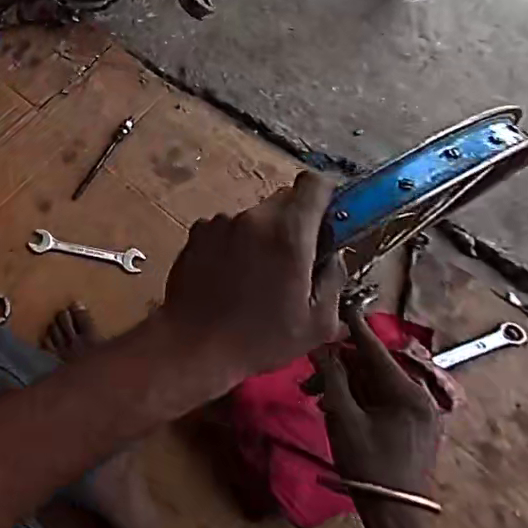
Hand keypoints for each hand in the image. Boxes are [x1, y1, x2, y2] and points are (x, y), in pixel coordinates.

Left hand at [154, 172, 345, 391]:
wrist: (194, 343)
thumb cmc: (261, 338)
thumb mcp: (318, 321)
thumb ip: (333, 278)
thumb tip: (332, 254)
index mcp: (288, 233)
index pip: (314, 184)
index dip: (325, 195)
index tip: (327, 218)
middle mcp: (252, 217)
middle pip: (283, 201)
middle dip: (295, 223)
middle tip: (294, 261)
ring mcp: (220, 221)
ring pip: (254, 217)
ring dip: (261, 236)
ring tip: (256, 276)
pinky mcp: (197, 231)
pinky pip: (226, 228)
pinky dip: (234, 244)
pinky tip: (229, 276)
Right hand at [311, 307, 441, 494]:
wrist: (395, 514)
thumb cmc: (368, 462)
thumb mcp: (342, 415)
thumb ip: (331, 375)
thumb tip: (322, 346)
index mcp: (406, 391)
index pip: (373, 347)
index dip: (352, 325)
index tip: (339, 301)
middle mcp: (419, 395)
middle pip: (371, 364)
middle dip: (339, 365)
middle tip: (309, 376)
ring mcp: (419, 411)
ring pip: (373, 381)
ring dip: (344, 382)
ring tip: (316, 396)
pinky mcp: (413, 423)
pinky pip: (381, 396)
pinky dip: (357, 395)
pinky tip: (335, 405)